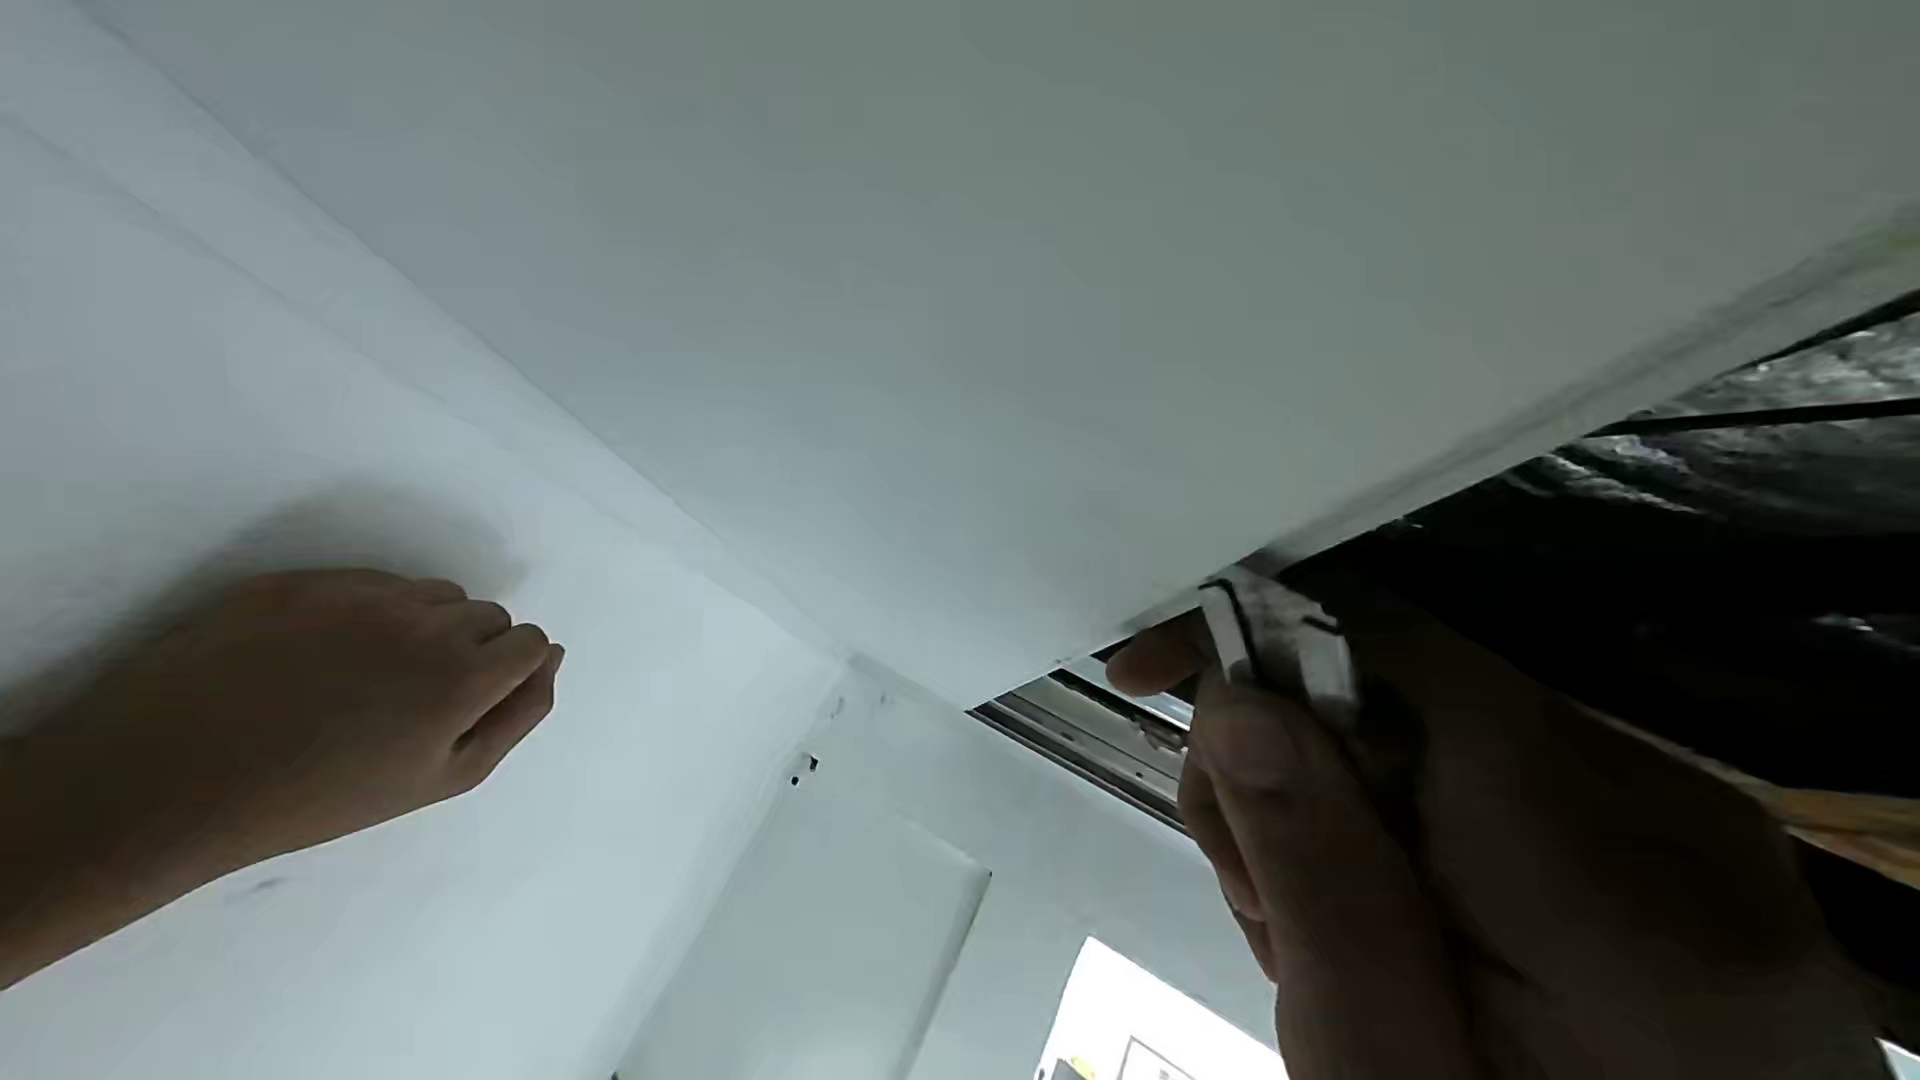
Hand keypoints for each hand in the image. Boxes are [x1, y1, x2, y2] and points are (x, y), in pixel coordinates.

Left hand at [0, 569, 561, 986]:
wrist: (163, 787)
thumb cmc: (322, 795)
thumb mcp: (446, 777)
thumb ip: (520, 714)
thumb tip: (553, 658)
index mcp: (465, 678)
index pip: (532, 641)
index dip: (510, 668)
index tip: (470, 698)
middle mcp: (427, 626)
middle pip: (489, 615)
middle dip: (472, 647)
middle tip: (415, 693)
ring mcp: (362, 598)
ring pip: (438, 594)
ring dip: (428, 624)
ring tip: (372, 669)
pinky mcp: (304, 583)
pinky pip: (376, 581)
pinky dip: (373, 610)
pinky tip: (327, 650)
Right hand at [1109, 590, 1884, 1079]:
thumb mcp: (1365, 1058)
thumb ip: (1312, 870)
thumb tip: (1234, 703)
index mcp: (1606, 881)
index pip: (1399, 650)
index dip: (1256, 628)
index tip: (1142, 671)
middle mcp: (1659, 812)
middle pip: (1387, 681)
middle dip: (1273, 748)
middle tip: (1240, 875)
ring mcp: (1656, 815)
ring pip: (1400, 714)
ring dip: (1310, 788)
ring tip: (1293, 914)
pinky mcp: (1627, 828)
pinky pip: (1442, 757)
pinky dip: (1363, 807)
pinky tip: (1355, 901)